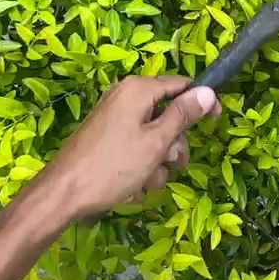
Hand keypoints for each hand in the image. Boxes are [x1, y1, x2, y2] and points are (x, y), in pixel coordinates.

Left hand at [36, 76, 219, 221]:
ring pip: (152, 137)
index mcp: (138, 90)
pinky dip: (139, 167)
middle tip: (172, 166)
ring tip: (145, 182)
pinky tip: (131, 187)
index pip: (181, 85)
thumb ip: (183, 115)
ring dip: (156, 163)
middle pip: (167, 115)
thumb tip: (208, 91)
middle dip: (173, 145)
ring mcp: (113, 118)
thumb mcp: (156, 141)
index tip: (215, 122)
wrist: (63, 194)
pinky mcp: (106, 139)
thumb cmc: (113, 165)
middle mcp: (125, 97)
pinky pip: (134, 148)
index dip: (200, 103)